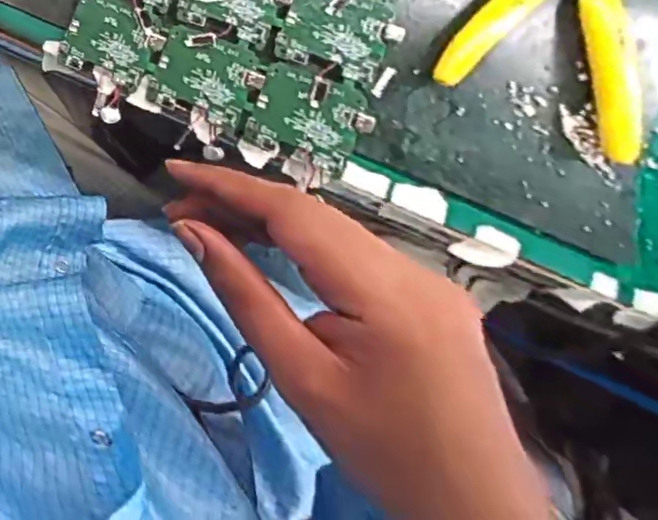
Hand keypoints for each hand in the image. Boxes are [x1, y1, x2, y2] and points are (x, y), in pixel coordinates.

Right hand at [162, 160, 546, 519]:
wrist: (481, 514)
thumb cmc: (385, 453)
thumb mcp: (297, 373)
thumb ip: (241, 292)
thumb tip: (190, 230)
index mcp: (388, 293)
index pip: (293, 212)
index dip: (227, 184)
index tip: (175, 171)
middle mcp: (414, 273)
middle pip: (309, 212)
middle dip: (236, 200)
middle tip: (178, 209)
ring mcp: (426, 282)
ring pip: (325, 225)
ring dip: (261, 217)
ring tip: (206, 223)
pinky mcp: (425, 294)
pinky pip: (345, 247)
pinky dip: (293, 237)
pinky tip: (259, 242)